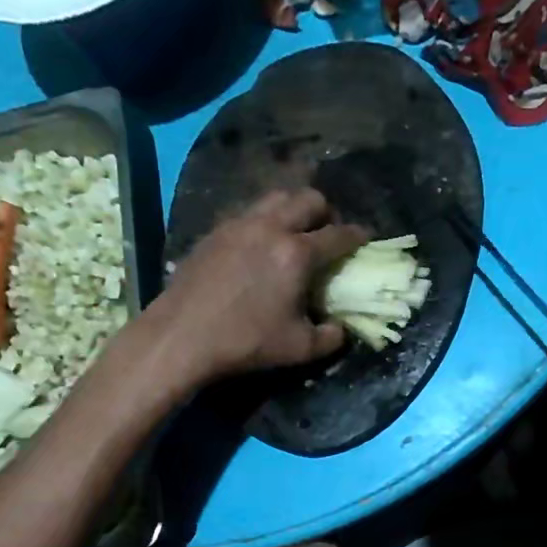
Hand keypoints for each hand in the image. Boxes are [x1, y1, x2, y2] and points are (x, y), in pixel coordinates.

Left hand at [150, 188, 366, 381]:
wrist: (181, 336)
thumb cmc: (244, 342)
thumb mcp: (298, 349)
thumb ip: (330, 337)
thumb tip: (340, 328)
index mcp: (296, 253)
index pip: (338, 234)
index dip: (357, 235)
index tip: (364, 238)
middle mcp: (270, 228)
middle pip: (308, 199)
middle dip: (326, 211)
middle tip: (327, 232)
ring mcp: (238, 225)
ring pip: (276, 198)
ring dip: (293, 208)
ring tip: (294, 231)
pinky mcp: (215, 231)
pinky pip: (248, 212)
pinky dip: (264, 220)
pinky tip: (258, 244)